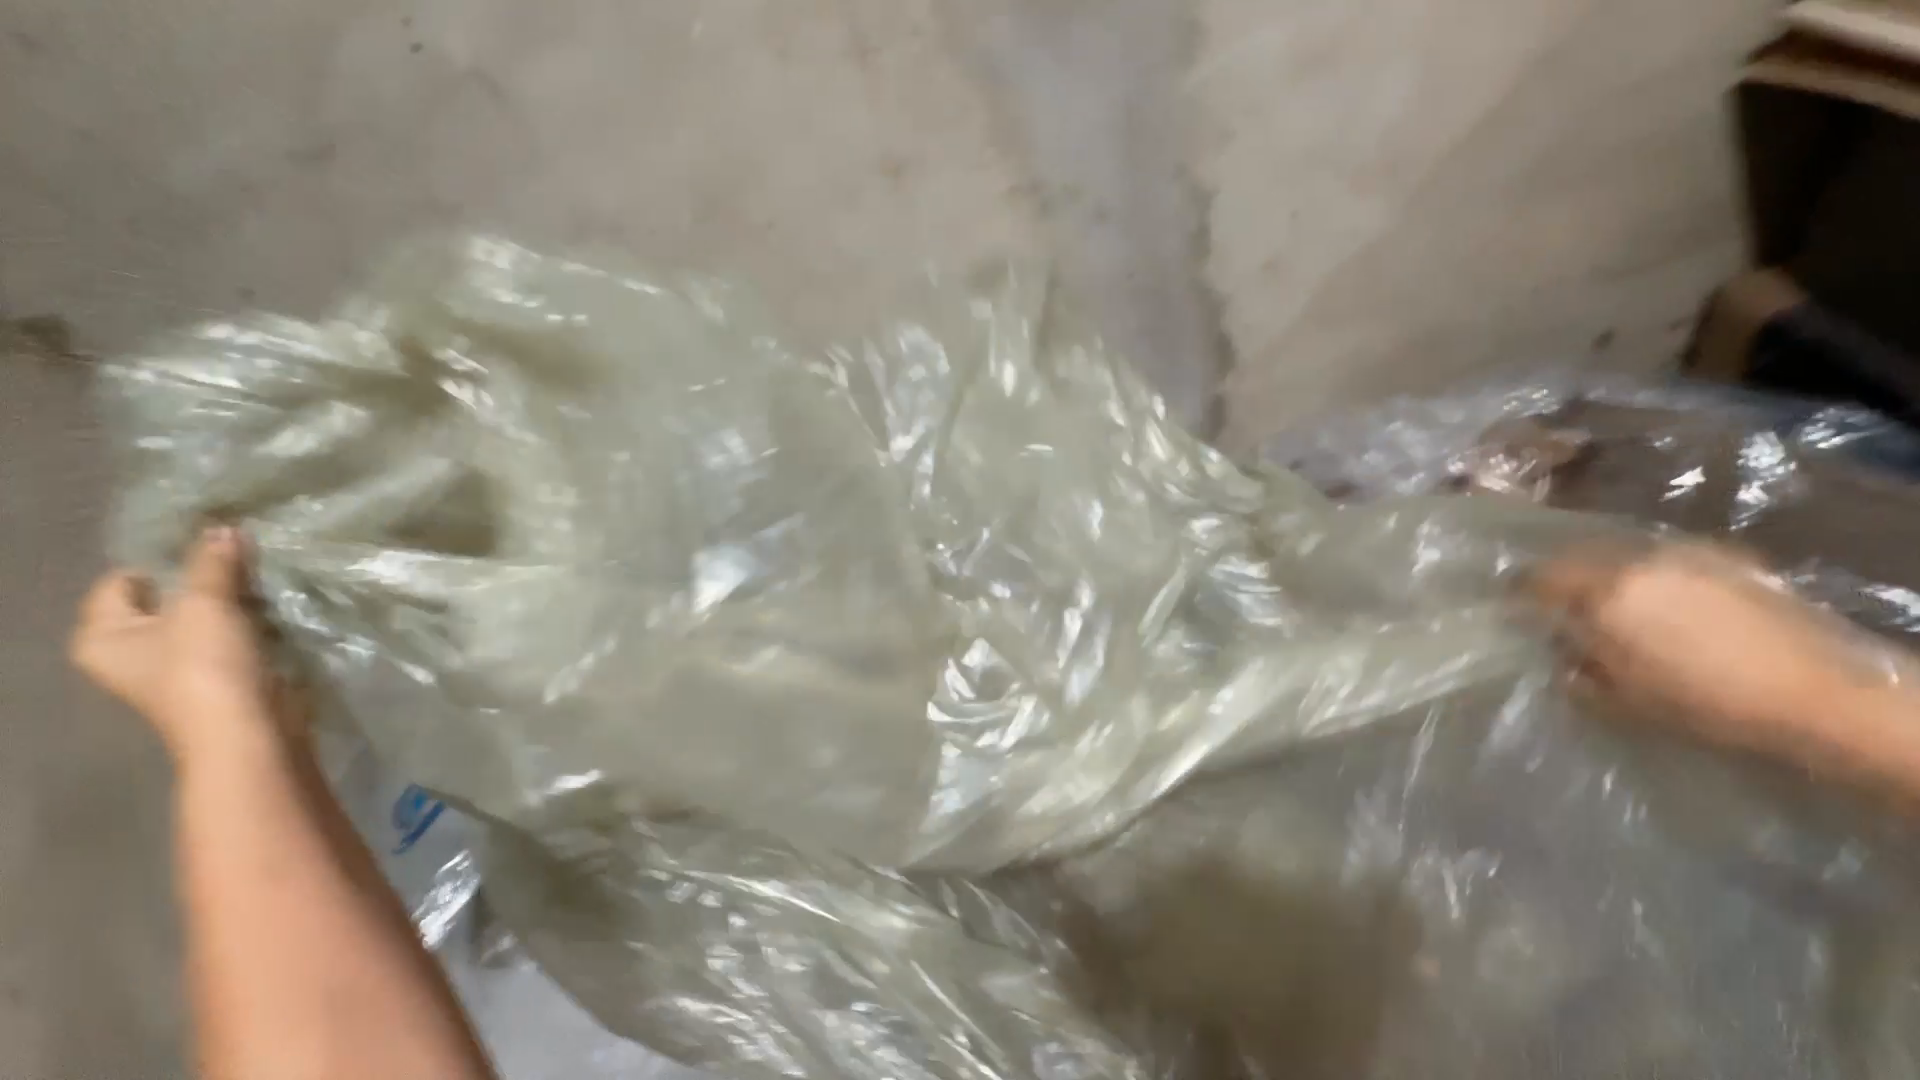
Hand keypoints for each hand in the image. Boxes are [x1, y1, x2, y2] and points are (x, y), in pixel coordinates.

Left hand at [71, 526, 291, 758]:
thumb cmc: (204, 666)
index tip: (210, 543)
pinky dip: (247, 623)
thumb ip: (213, 563)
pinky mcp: (215, 677)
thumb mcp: (206, 604)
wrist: (246, 729)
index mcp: (103, 635)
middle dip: (204, 577)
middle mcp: (129, 652)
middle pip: (164, 597)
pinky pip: (226, 637)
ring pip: (201, 617)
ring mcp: (174, 668)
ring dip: (231, 600)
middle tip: (242, 555)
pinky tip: (274, 609)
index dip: (164, 558)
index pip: (123, 580)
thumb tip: (224, 527)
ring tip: (263, 578)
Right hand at [1526, 543, 1885, 760]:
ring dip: (1610, 575)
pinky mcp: (1731, 560)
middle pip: (1579, 558)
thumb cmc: (1705, 704)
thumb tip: (1562, 653)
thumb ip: (1578, 671)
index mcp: (1603, 594)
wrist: (1819, 696)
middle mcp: (1638, 562)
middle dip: (1563, 579)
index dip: (1518, 594)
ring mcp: (1687, 555)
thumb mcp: (1622, 701)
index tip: (1511, 609)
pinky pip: (1669, 560)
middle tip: (1558, 606)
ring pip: (1625, 556)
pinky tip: (1668, 603)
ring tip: (1615, 604)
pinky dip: (1654, 575)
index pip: (1538, 580)